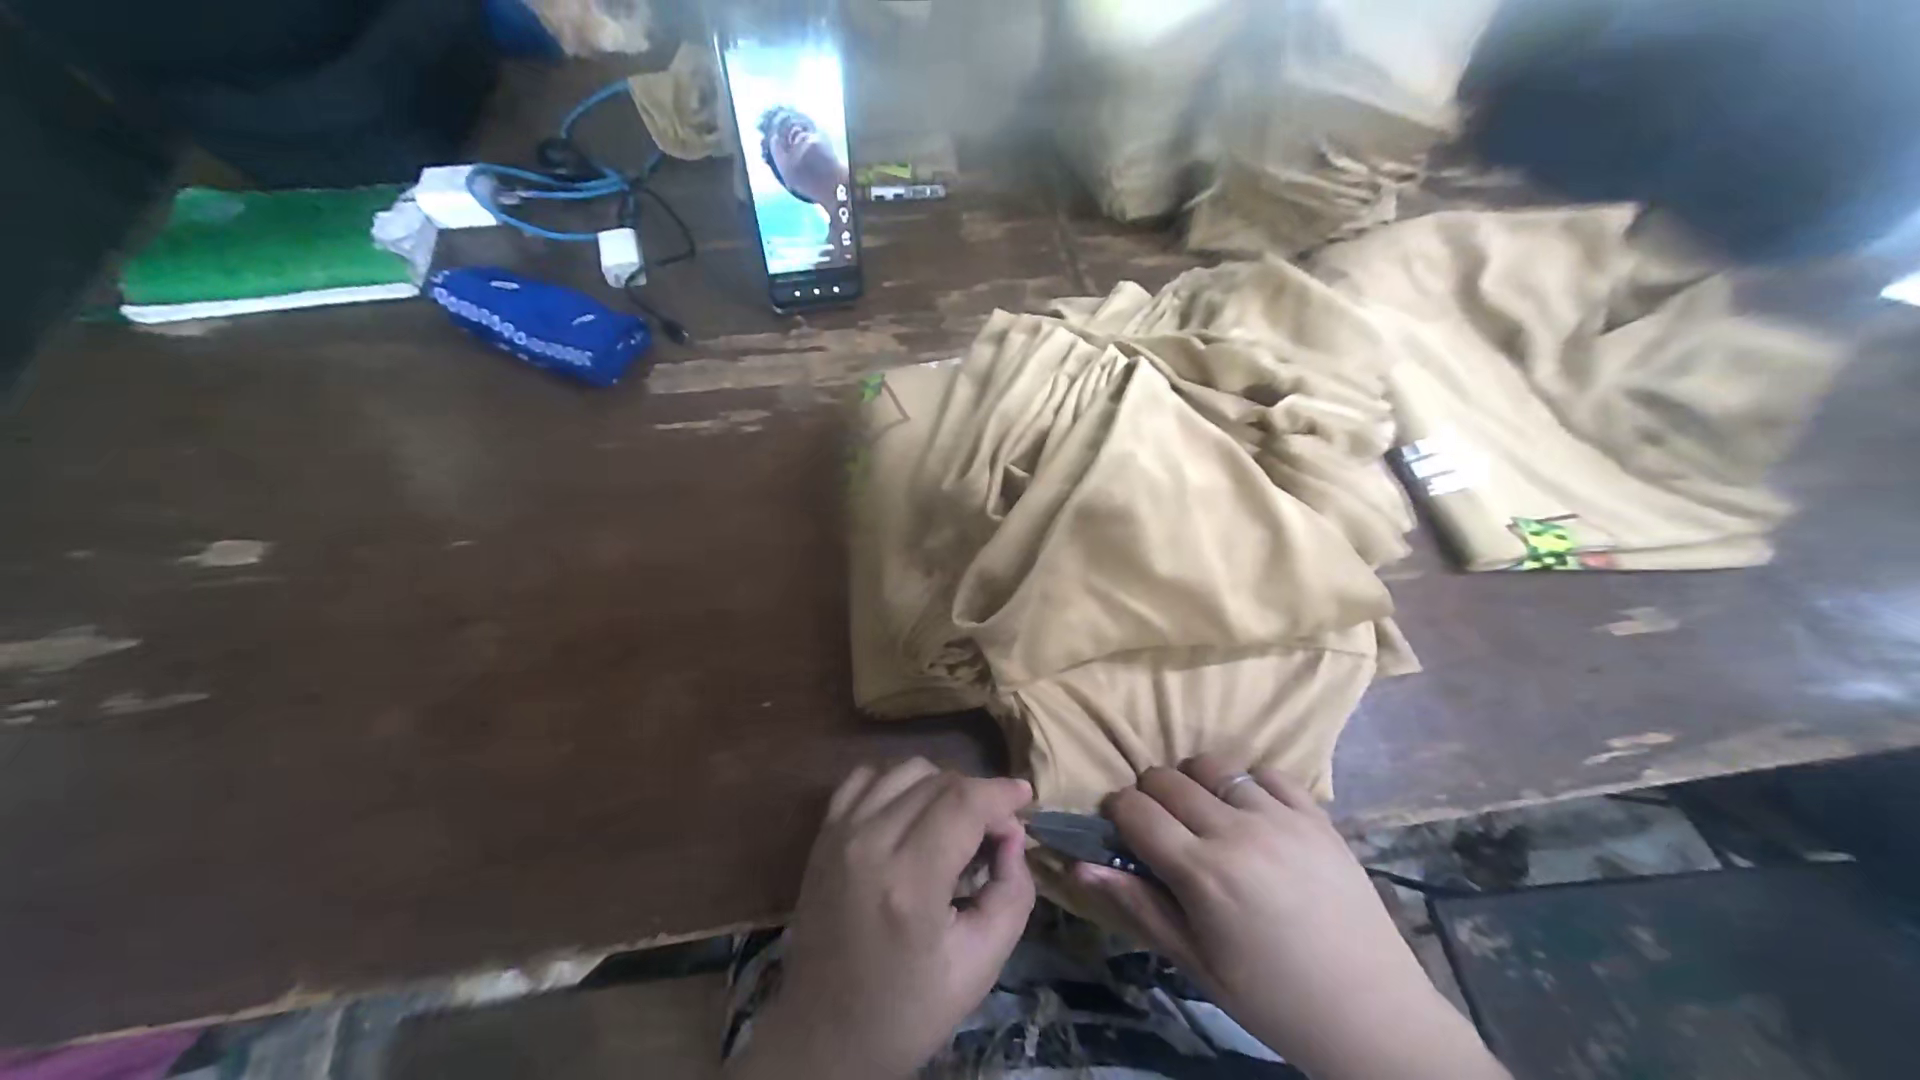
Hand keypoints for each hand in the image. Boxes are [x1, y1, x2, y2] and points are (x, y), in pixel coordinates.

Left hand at [727, 759, 1035, 1079]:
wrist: (824, 1036)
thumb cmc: (908, 1010)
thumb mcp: (981, 965)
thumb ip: (1012, 892)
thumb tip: (1013, 834)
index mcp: (910, 883)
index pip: (965, 802)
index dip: (1002, 792)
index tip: (1025, 799)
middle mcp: (869, 844)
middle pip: (939, 780)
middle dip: (979, 793)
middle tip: (996, 828)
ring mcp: (839, 834)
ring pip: (905, 769)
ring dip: (942, 784)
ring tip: (956, 822)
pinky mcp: (822, 835)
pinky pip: (866, 777)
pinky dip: (897, 782)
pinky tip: (911, 811)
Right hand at [1072, 755, 1507, 1079]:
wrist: (1373, 1015)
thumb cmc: (1271, 997)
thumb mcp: (1195, 962)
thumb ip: (1136, 904)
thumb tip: (1076, 866)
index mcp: (1202, 873)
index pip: (1134, 810)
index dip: (1117, 812)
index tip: (1121, 829)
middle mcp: (1237, 832)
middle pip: (1166, 778)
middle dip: (1150, 795)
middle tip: (1161, 828)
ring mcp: (1281, 818)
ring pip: (1212, 765)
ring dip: (1194, 782)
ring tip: (1203, 814)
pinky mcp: (1316, 816)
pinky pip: (1266, 772)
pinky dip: (1246, 783)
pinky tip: (1250, 814)